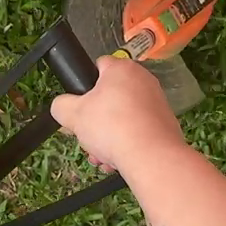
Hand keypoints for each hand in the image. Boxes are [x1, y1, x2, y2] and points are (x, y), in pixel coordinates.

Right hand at [50, 55, 188, 172]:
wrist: (150, 155)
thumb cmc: (113, 128)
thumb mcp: (73, 115)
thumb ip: (61, 106)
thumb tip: (62, 106)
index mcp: (121, 69)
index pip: (98, 66)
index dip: (85, 86)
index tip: (80, 105)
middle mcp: (142, 79)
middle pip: (110, 97)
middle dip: (95, 120)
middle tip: (88, 136)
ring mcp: (156, 101)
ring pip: (122, 117)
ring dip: (108, 137)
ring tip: (101, 154)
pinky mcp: (164, 122)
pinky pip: (137, 130)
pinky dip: (126, 143)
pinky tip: (117, 159)